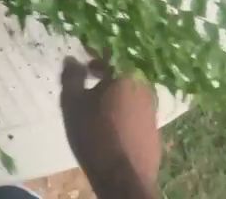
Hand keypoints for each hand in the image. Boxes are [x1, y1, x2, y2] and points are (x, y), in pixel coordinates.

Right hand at [61, 56, 161, 198]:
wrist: (124, 179)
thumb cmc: (95, 134)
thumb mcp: (73, 102)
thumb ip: (72, 76)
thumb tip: (73, 59)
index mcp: (126, 73)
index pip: (111, 48)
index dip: (95, 45)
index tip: (83, 47)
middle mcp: (143, 86)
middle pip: (124, 67)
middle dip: (105, 66)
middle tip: (88, 71)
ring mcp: (152, 108)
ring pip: (130, 88)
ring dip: (114, 86)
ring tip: (96, 97)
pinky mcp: (153, 128)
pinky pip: (136, 106)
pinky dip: (123, 104)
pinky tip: (110, 117)